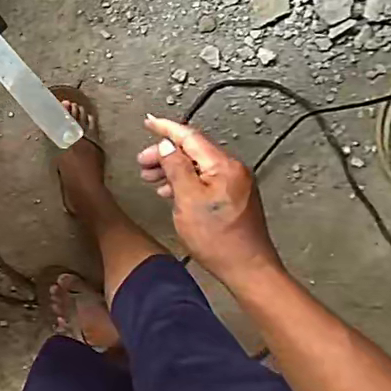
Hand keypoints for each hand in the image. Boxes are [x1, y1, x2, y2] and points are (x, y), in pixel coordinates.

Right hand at [137, 115, 282, 285]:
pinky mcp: (233, 198)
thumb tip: (165, 145)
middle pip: (193, 151)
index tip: (150, 122)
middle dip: (164, 153)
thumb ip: (175, 167)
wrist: (247, 268)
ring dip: (172, 168)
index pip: (190, 137)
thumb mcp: (187, 198)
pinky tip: (171, 191)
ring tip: (152, 177)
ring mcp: (235, 184)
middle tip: (143, 161)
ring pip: (197, 166)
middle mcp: (233, 171)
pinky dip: (184, 181)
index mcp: (223, 166)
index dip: (165, 128)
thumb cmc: (220, 240)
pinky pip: (204, 179)